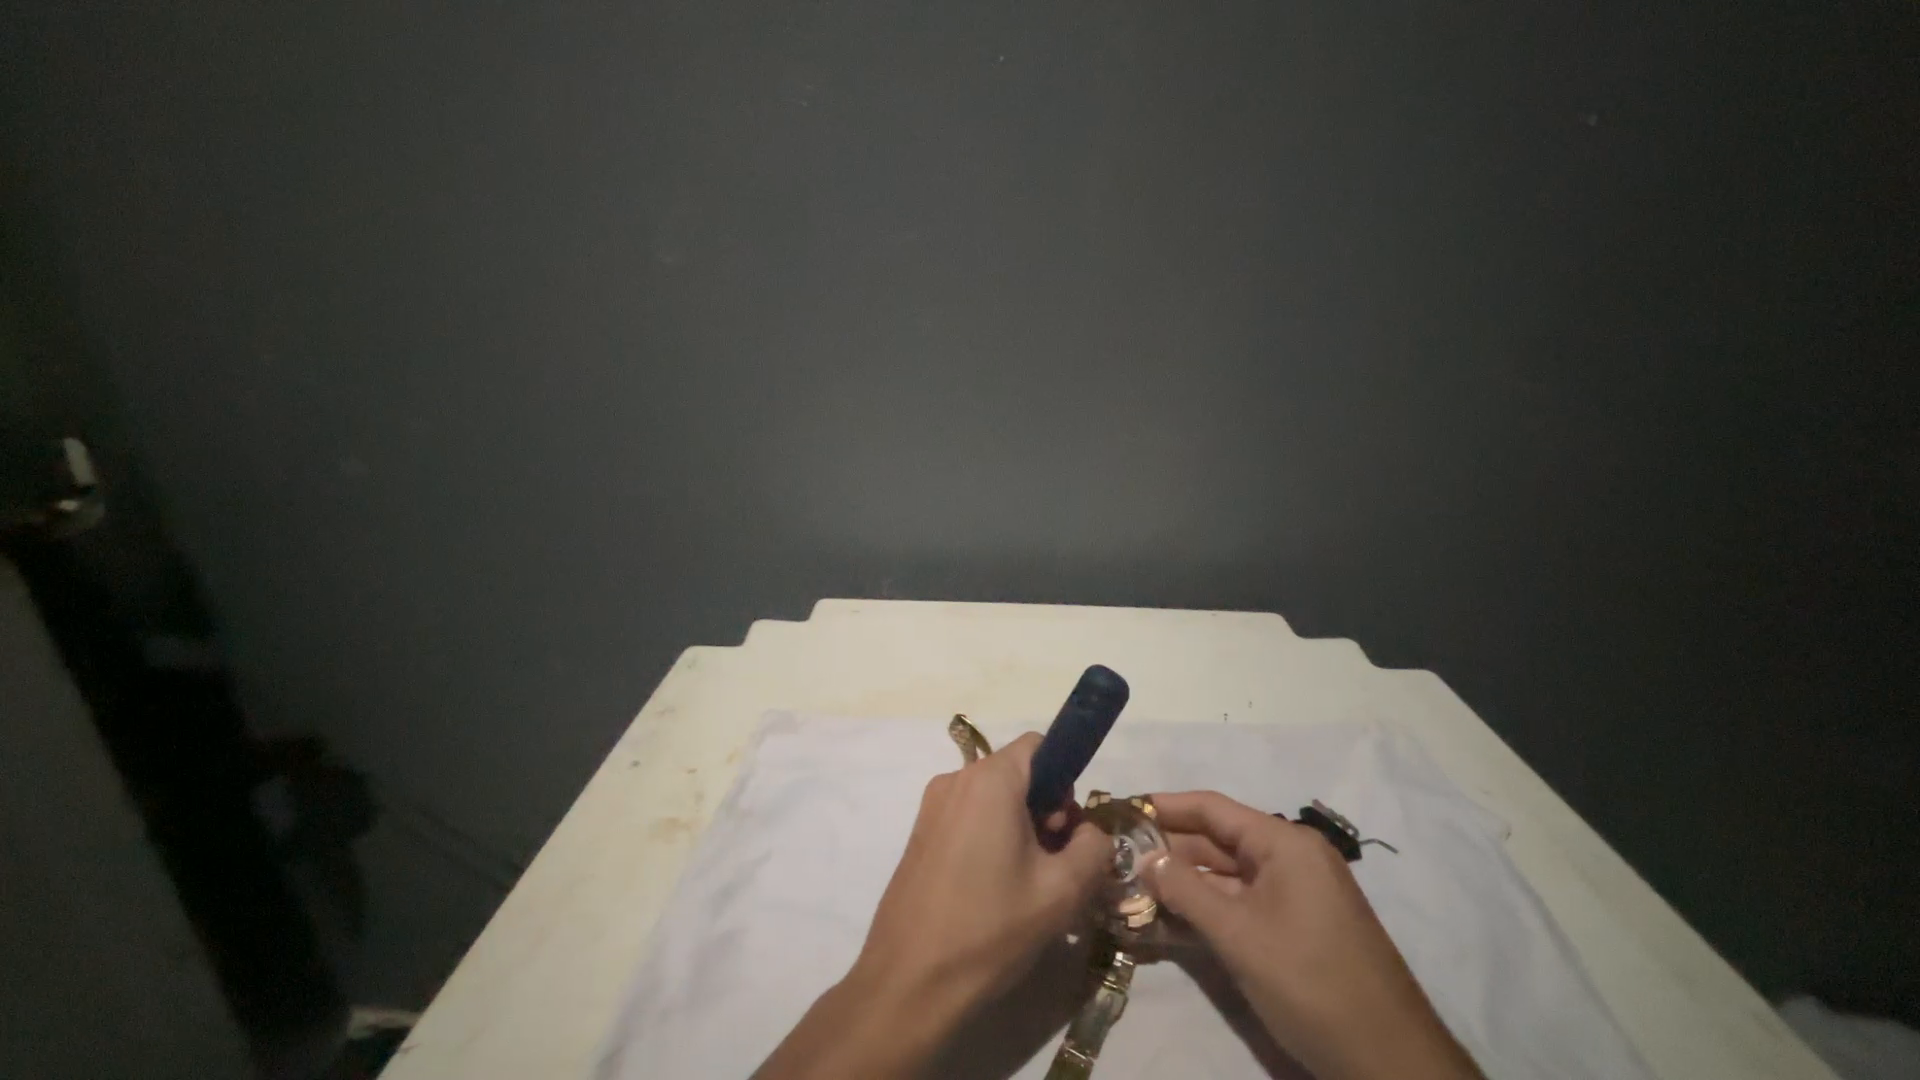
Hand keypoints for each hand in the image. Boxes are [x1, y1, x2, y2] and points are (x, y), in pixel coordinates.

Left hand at [854, 731, 1111, 1007]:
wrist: (908, 982)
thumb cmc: (989, 928)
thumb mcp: (1063, 890)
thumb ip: (1094, 848)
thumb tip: (1091, 833)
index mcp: (989, 780)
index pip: (1040, 745)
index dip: (1067, 778)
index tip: (1069, 827)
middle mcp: (955, 780)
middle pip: (1018, 773)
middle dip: (1047, 809)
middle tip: (1056, 863)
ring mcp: (931, 808)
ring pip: (994, 799)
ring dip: (1022, 828)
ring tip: (1029, 886)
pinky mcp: (920, 836)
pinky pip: (970, 819)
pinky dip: (993, 840)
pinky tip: (998, 893)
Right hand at [1145, 791, 1483, 1079]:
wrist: (1388, 1059)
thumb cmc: (1309, 982)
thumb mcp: (1238, 934)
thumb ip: (1185, 890)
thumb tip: (1143, 858)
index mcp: (1284, 844)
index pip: (1211, 808)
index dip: (1163, 806)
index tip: (1120, 810)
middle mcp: (1290, 858)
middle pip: (1216, 840)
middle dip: (1167, 849)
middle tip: (1114, 857)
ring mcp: (1295, 894)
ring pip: (1226, 875)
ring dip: (1182, 882)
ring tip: (1128, 888)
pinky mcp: (1295, 927)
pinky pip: (1240, 903)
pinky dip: (1206, 908)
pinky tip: (1166, 919)